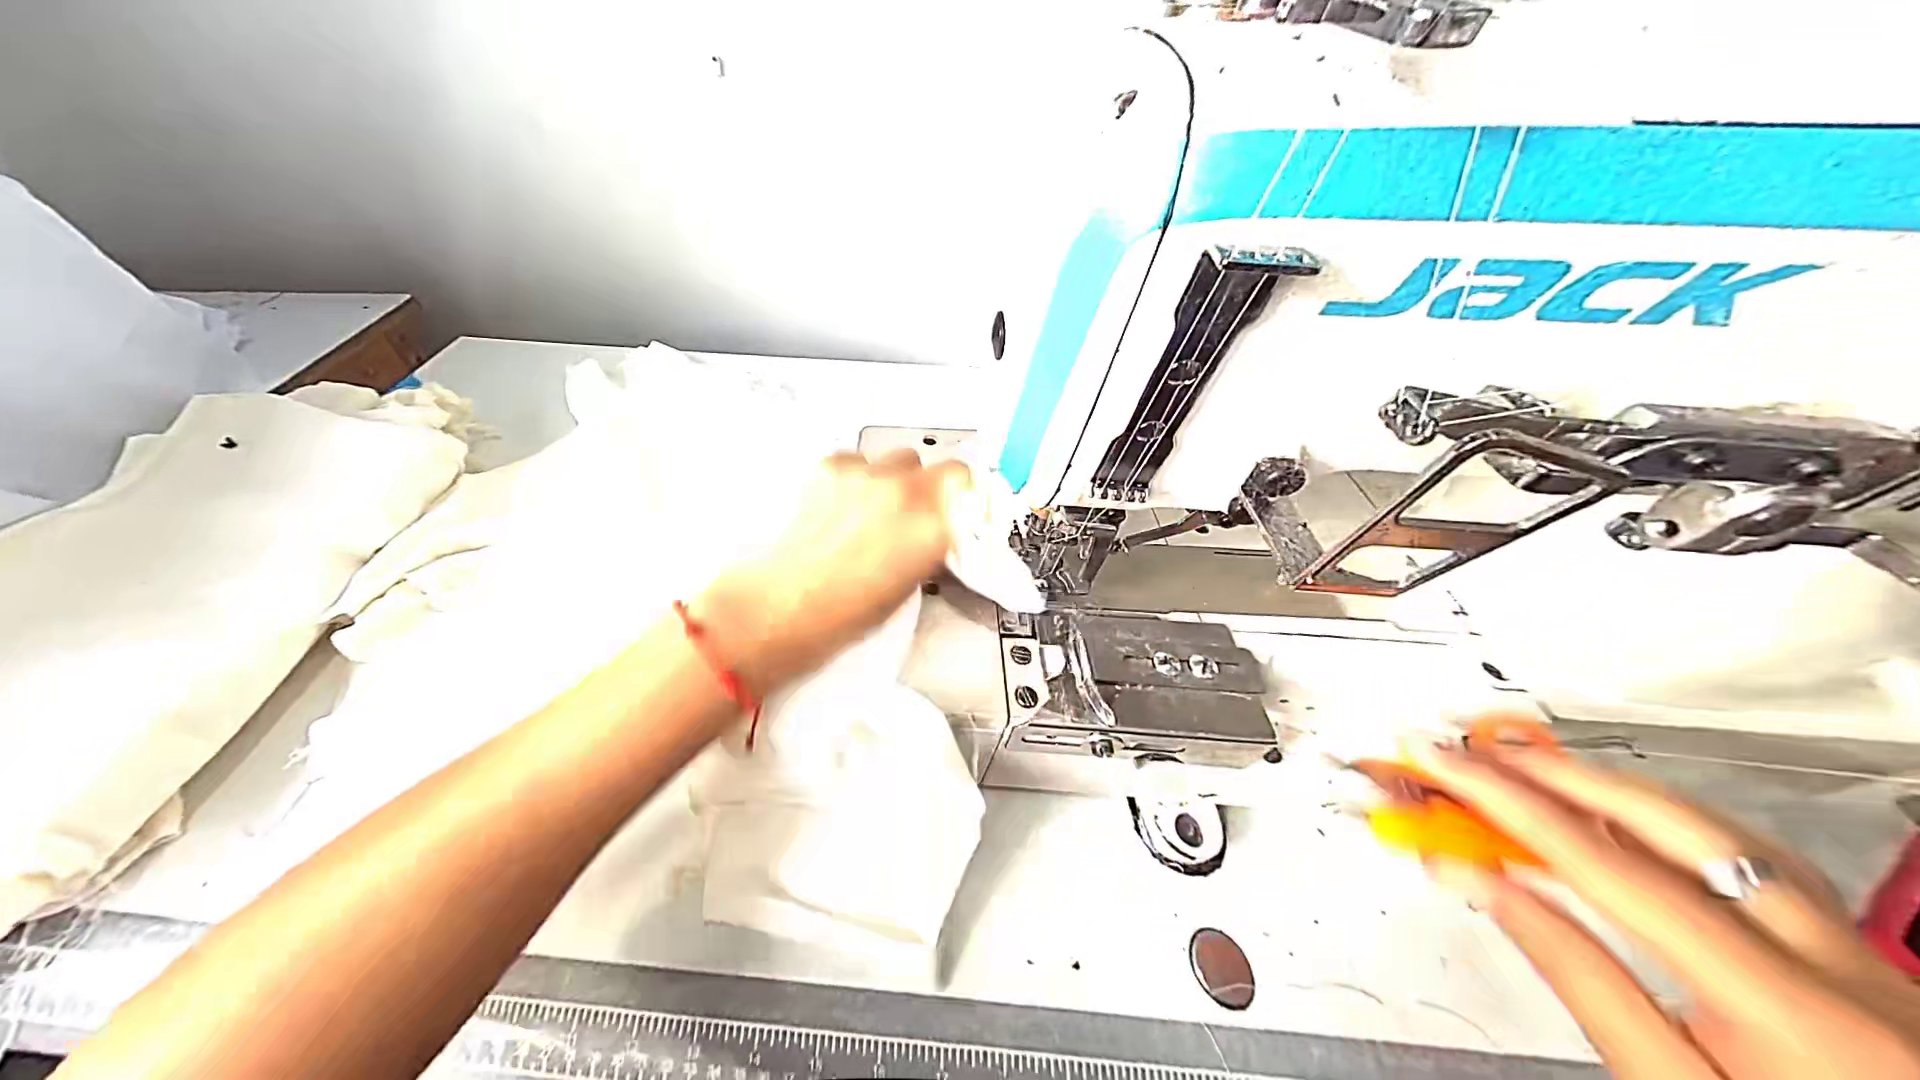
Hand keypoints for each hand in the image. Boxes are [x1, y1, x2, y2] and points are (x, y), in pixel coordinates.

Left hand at [697, 450, 970, 691]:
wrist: (784, 604)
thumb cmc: (850, 612)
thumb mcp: (911, 584)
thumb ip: (931, 545)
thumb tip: (937, 528)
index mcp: (933, 528)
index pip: (969, 488)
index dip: (965, 499)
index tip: (958, 510)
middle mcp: (906, 492)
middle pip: (942, 469)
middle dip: (934, 488)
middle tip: (917, 513)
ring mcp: (867, 475)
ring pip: (899, 459)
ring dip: (896, 479)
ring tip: (874, 508)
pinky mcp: (830, 468)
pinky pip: (858, 460)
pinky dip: (856, 477)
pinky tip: (842, 504)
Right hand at [1412, 730, 1919, 1079]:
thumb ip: (1578, 978)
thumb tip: (1485, 885)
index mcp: (1793, 1012)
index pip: (1607, 867)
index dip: (1507, 803)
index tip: (1441, 765)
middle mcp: (1843, 968)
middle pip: (1667, 824)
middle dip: (1551, 774)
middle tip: (1470, 750)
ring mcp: (1864, 959)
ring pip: (1715, 829)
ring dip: (1602, 787)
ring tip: (1525, 767)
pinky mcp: (1862, 960)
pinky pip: (1750, 856)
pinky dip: (1659, 818)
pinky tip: (1618, 813)